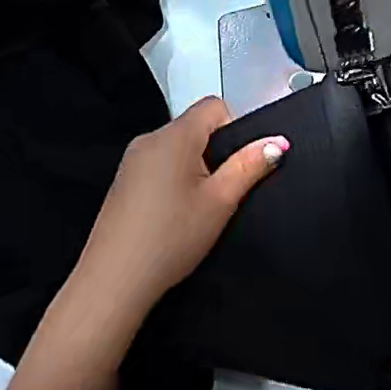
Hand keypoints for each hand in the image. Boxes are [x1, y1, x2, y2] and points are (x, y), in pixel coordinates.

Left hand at [73, 97, 287, 312]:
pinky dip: (173, 180)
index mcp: (174, 135)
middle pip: (195, 127)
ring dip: (195, 168)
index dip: (235, 129)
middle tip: (220, 193)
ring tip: (197, 209)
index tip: (237, 165)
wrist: (112, 283)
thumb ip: (250, 165)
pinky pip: (159, 165)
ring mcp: (131, 160)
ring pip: (177, 148)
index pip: (215, 106)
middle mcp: (149, 139)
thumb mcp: (221, 201)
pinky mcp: (122, 182)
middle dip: (215, 153)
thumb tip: (278, 141)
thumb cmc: (171, 238)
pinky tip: (173, 216)